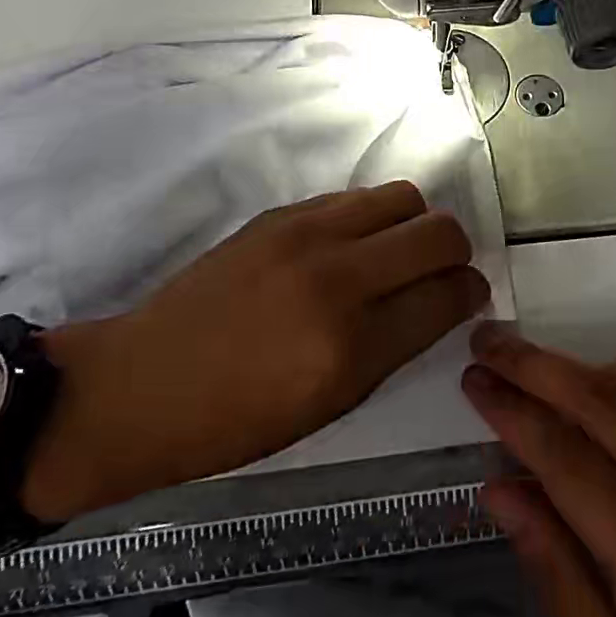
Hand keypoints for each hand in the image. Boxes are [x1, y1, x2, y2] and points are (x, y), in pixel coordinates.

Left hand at [26, 181, 489, 517]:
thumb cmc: (239, 420)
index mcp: (352, 347)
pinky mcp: (278, 215)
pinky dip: (371, 219)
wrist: (143, 384)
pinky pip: (352, 199)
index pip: (447, 296)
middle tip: (443, 272)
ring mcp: (304, 236)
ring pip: (402, 197)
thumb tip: (443, 302)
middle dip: (457, 252)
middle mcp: (336, 279)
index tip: (470, 295)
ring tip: (399, 252)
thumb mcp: (334, 404)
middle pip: (438, 232)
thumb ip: (396, 346)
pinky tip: (352, 247)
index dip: (472, 293)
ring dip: (417, 224)